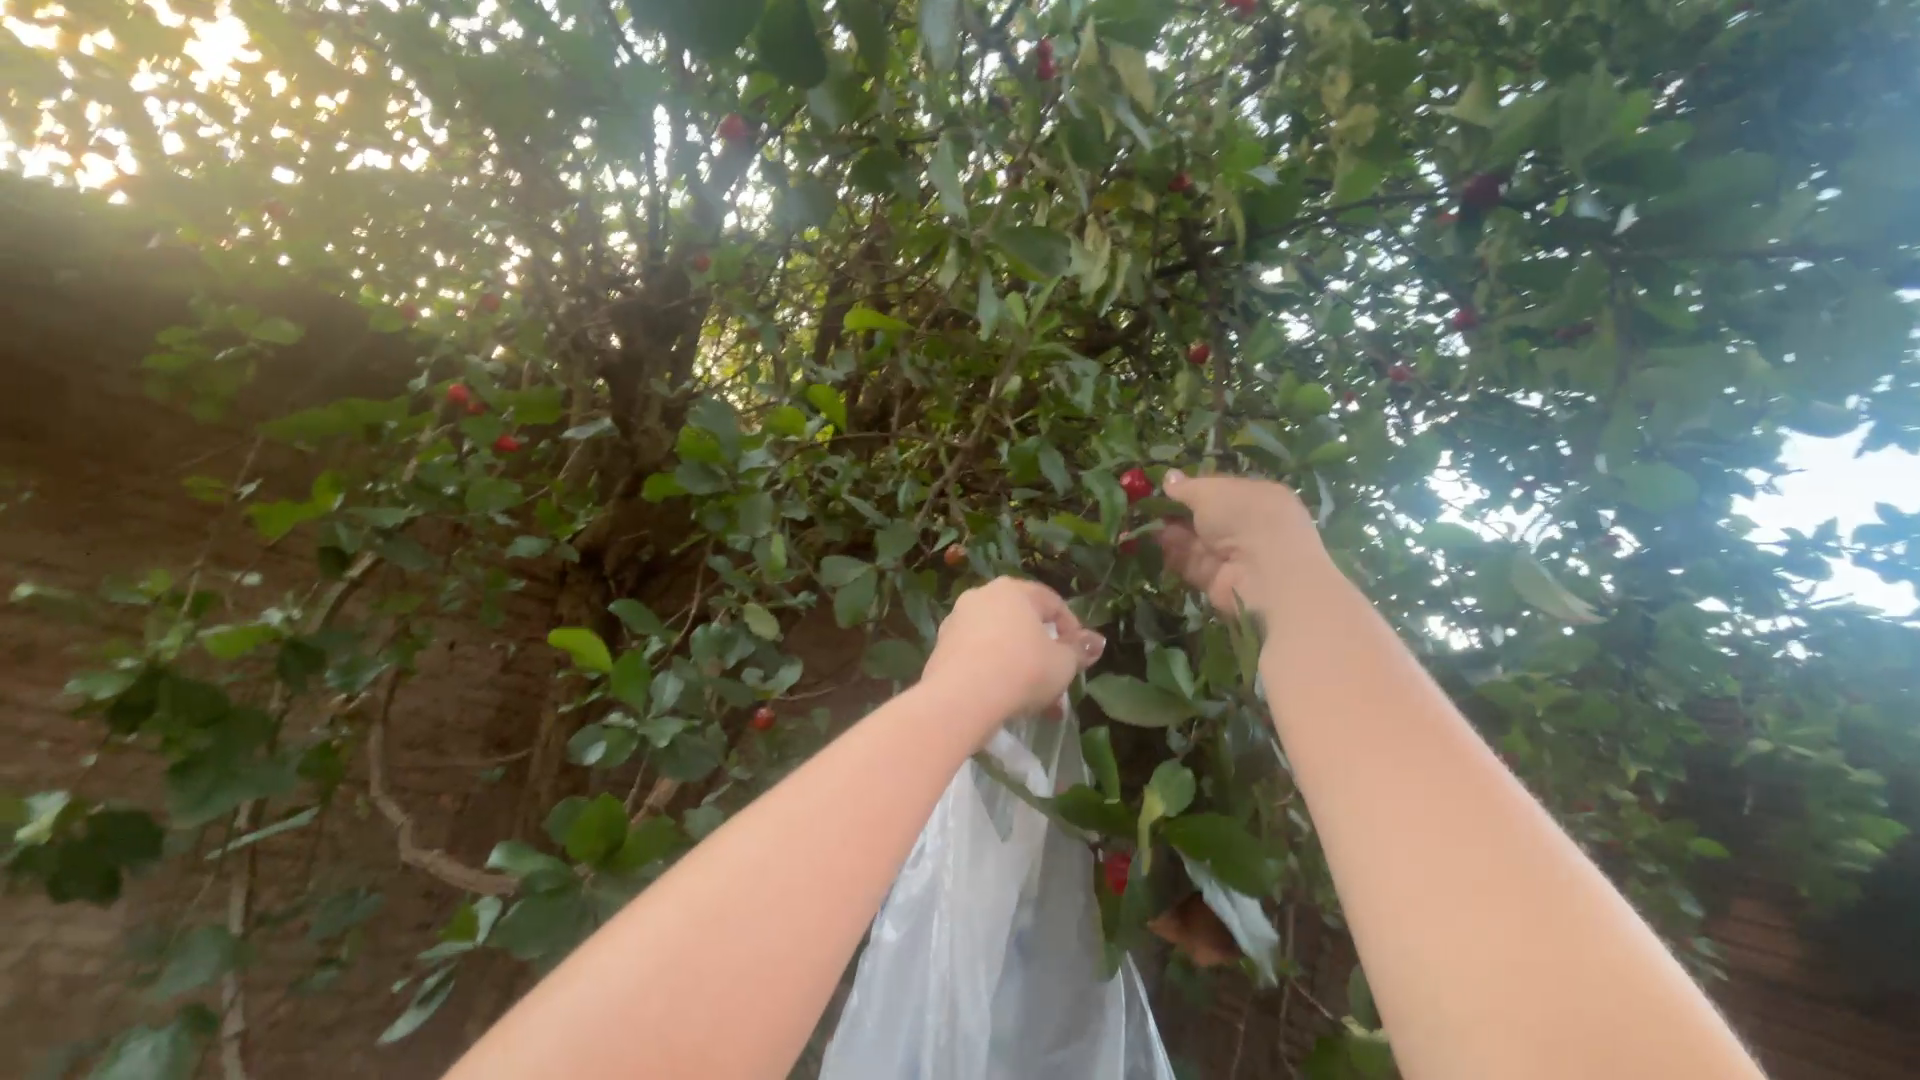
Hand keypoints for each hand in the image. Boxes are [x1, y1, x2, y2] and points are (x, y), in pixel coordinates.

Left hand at [921, 577, 1104, 722]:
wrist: (960, 699)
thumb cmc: (1022, 670)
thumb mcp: (1063, 663)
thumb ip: (1079, 651)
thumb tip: (1096, 642)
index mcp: (1013, 591)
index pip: (1052, 603)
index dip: (1073, 631)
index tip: (1080, 657)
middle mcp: (981, 598)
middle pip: (1024, 625)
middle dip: (1046, 657)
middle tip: (1060, 685)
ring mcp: (957, 623)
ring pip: (1001, 645)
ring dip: (1023, 670)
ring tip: (1039, 704)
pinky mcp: (941, 650)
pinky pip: (979, 659)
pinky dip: (997, 676)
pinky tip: (1010, 704)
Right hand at [1155, 469, 1328, 616]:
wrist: (1264, 572)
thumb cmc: (1244, 517)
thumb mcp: (1211, 491)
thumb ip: (1187, 487)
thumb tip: (1168, 477)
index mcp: (1258, 496)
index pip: (1222, 490)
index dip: (1193, 488)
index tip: (1165, 487)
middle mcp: (1248, 525)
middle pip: (1207, 517)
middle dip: (1178, 512)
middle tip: (1146, 506)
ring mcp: (1234, 555)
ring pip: (1197, 541)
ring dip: (1171, 532)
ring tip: (1140, 522)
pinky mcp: (1219, 581)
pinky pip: (1193, 564)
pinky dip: (1173, 555)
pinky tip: (1150, 543)